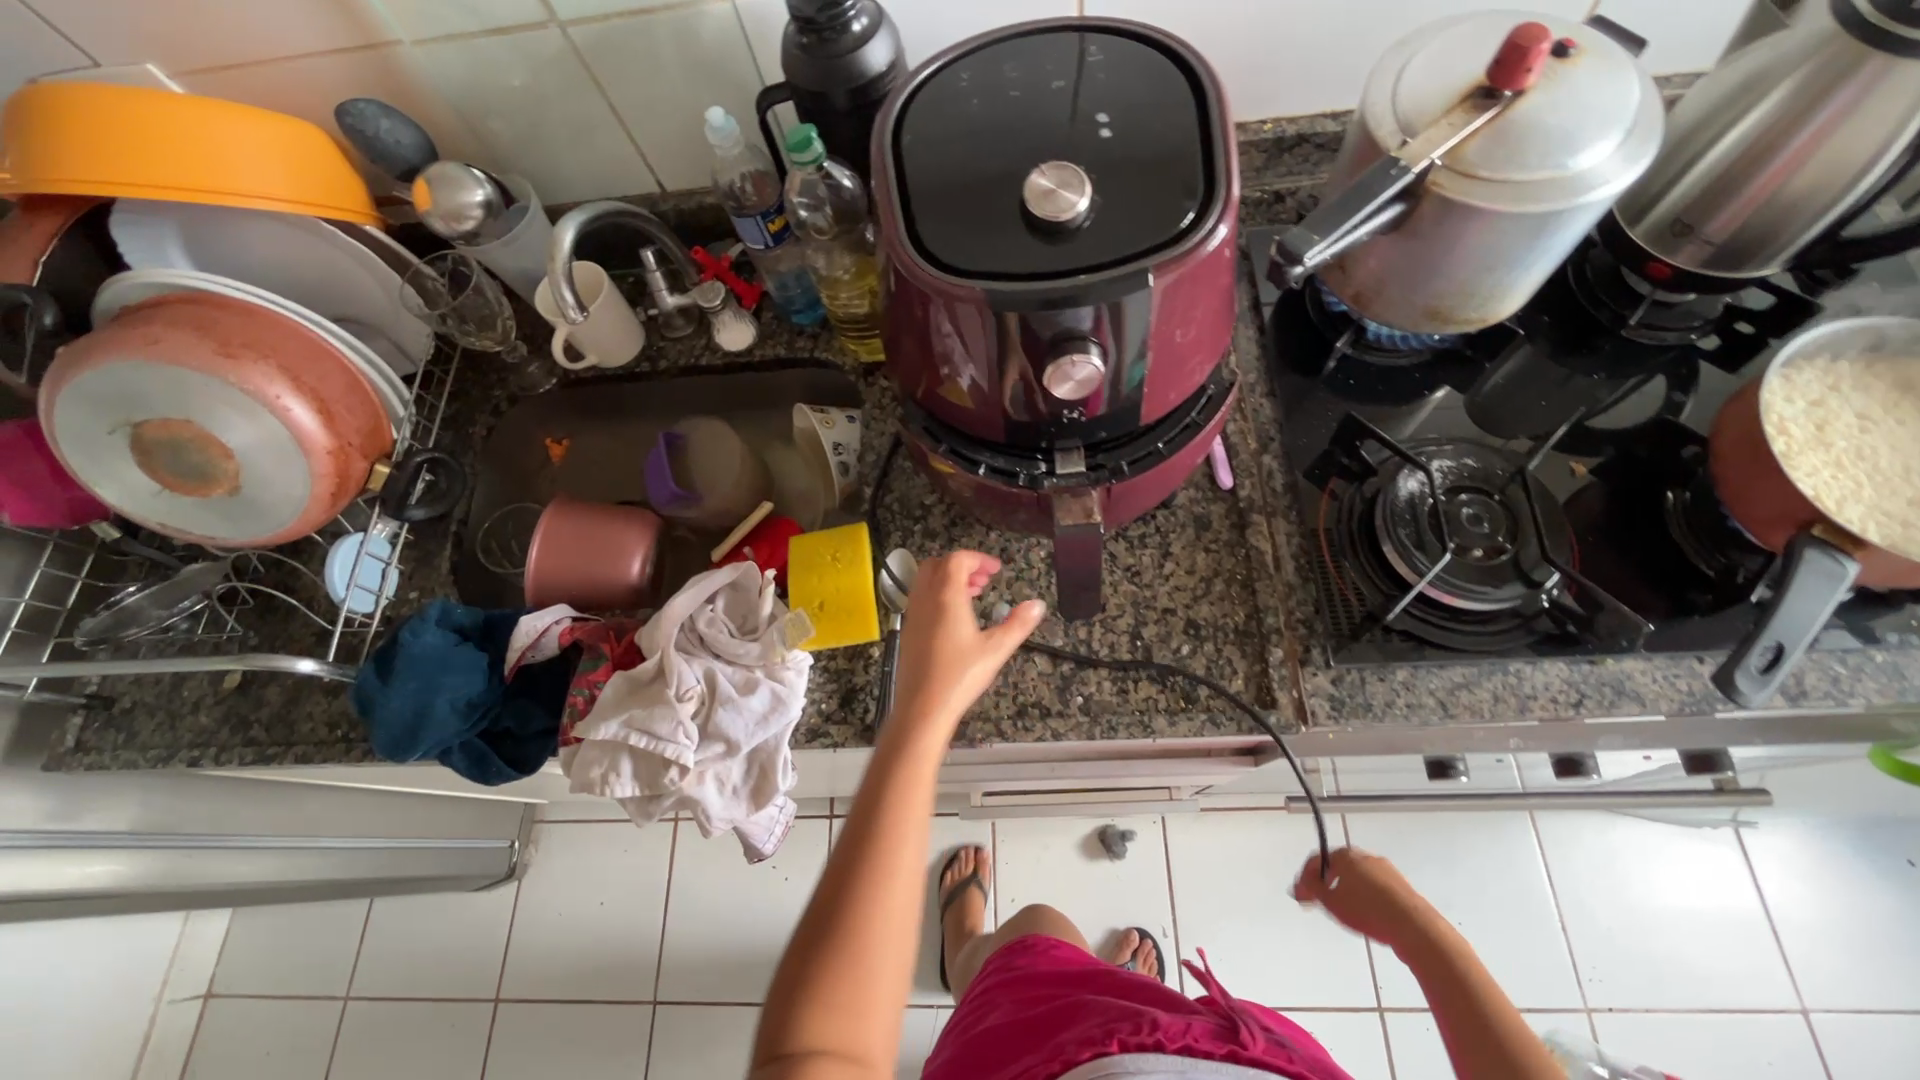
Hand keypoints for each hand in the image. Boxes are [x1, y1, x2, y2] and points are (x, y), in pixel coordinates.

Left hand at [891, 551, 1044, 732]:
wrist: (922, 707)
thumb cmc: (960, 676)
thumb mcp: (996, 649)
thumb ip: (1018, 624)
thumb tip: (1038, 604)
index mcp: (946, 596)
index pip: (957, 560)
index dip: (978, 558)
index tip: (997, 570)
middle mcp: (925, 599)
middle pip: (938, 564)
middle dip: (962, 565)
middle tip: (984, 579)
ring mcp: (913, 615)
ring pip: (926, 581)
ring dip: (949, 579)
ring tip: (973, 595)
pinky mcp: (908, 631)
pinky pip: (921, 599)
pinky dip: (938, 595)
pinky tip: (955, 618)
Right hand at [1292, 847, 1439, 949]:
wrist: (1414, 926)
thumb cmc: (1367, 911)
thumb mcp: (1330, 902)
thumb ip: (1312, 889)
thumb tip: (1303, 883)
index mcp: (1346, 855)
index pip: (1317, 860)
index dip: (1305, 878)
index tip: (1301, 897)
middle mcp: (1365, 857)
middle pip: (1338, 866)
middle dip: (1325, 882)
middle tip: (1318, 902)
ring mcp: (1386, 870)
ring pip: (1357, 877)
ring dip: (1344, 889)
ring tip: (1341, 910)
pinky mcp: (1400, 886)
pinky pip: (1374, 887)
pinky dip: (1363, 896)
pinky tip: (1364, 914)